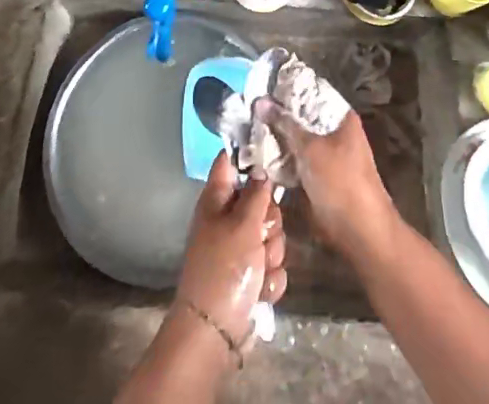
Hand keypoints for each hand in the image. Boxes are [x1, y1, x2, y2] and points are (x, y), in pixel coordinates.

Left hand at [174, 151, 286, 350]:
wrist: (215, 329)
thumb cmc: (224, 269)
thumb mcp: (242, 226)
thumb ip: (256, 195)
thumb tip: (260, 167)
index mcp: (216, 200)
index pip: (229, 163)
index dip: (249, 158)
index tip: (271, 162)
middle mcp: (227, 219)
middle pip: (261, 202)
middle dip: (269, 223)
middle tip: (260, 236)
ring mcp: (239, 248)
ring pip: (272, 236)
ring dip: (271, 254)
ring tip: (259, 269)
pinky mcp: (251, 274)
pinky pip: (273, 265)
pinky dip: (270, 278)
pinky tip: (262, 289)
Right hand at [260, 104, 398, 261]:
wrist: (358, 229)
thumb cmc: (340, 180)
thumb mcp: (310, 148)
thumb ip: (285, 123)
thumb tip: (260, 100)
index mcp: (341, 118)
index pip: (311, 93)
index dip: (286, 90)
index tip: (261, 87)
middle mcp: (334, 132)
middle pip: (301, 117)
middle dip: (277, 115)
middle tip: (249, 109)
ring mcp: (326, 154)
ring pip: (295, 139)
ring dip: (276, 137)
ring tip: (248, 127)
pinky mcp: (317, 174)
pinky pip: (294, 158)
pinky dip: (280, 156)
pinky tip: (257, 151)